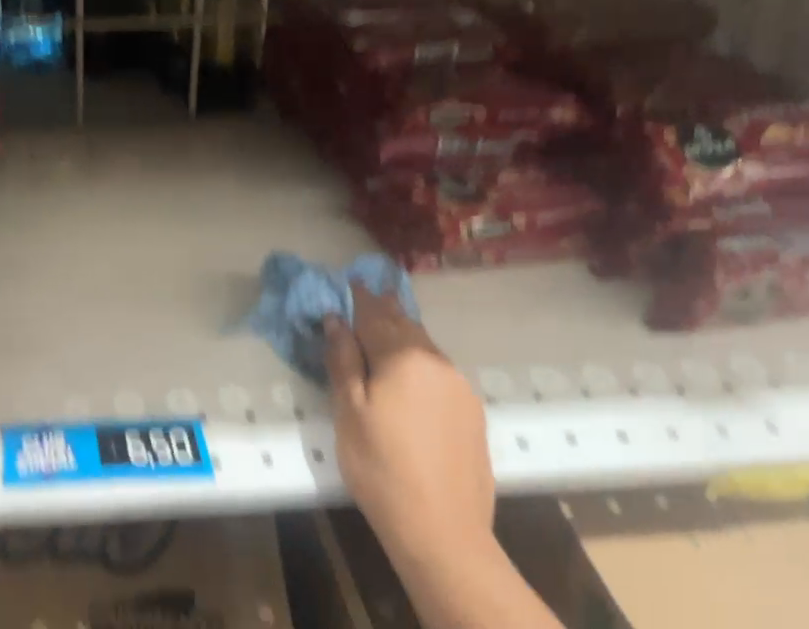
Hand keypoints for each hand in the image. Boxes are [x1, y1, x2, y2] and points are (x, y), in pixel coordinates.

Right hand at [324, 284, 493, 559]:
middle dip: (385, 309)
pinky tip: (411, 372)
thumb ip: (343, 360)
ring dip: (404, 334)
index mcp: (403, 356)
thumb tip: (336, 321)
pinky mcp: (472, 413)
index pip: (375, 315)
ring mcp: (460, 388)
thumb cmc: (380, 466)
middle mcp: (437, 362)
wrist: (442, 528)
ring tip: (388, 325)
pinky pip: (439, 372)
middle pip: (405, 326)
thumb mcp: (349, 411)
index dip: (360, 297)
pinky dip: (420, 361)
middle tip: (370, 293)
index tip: (351, 279)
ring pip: (425, 348)